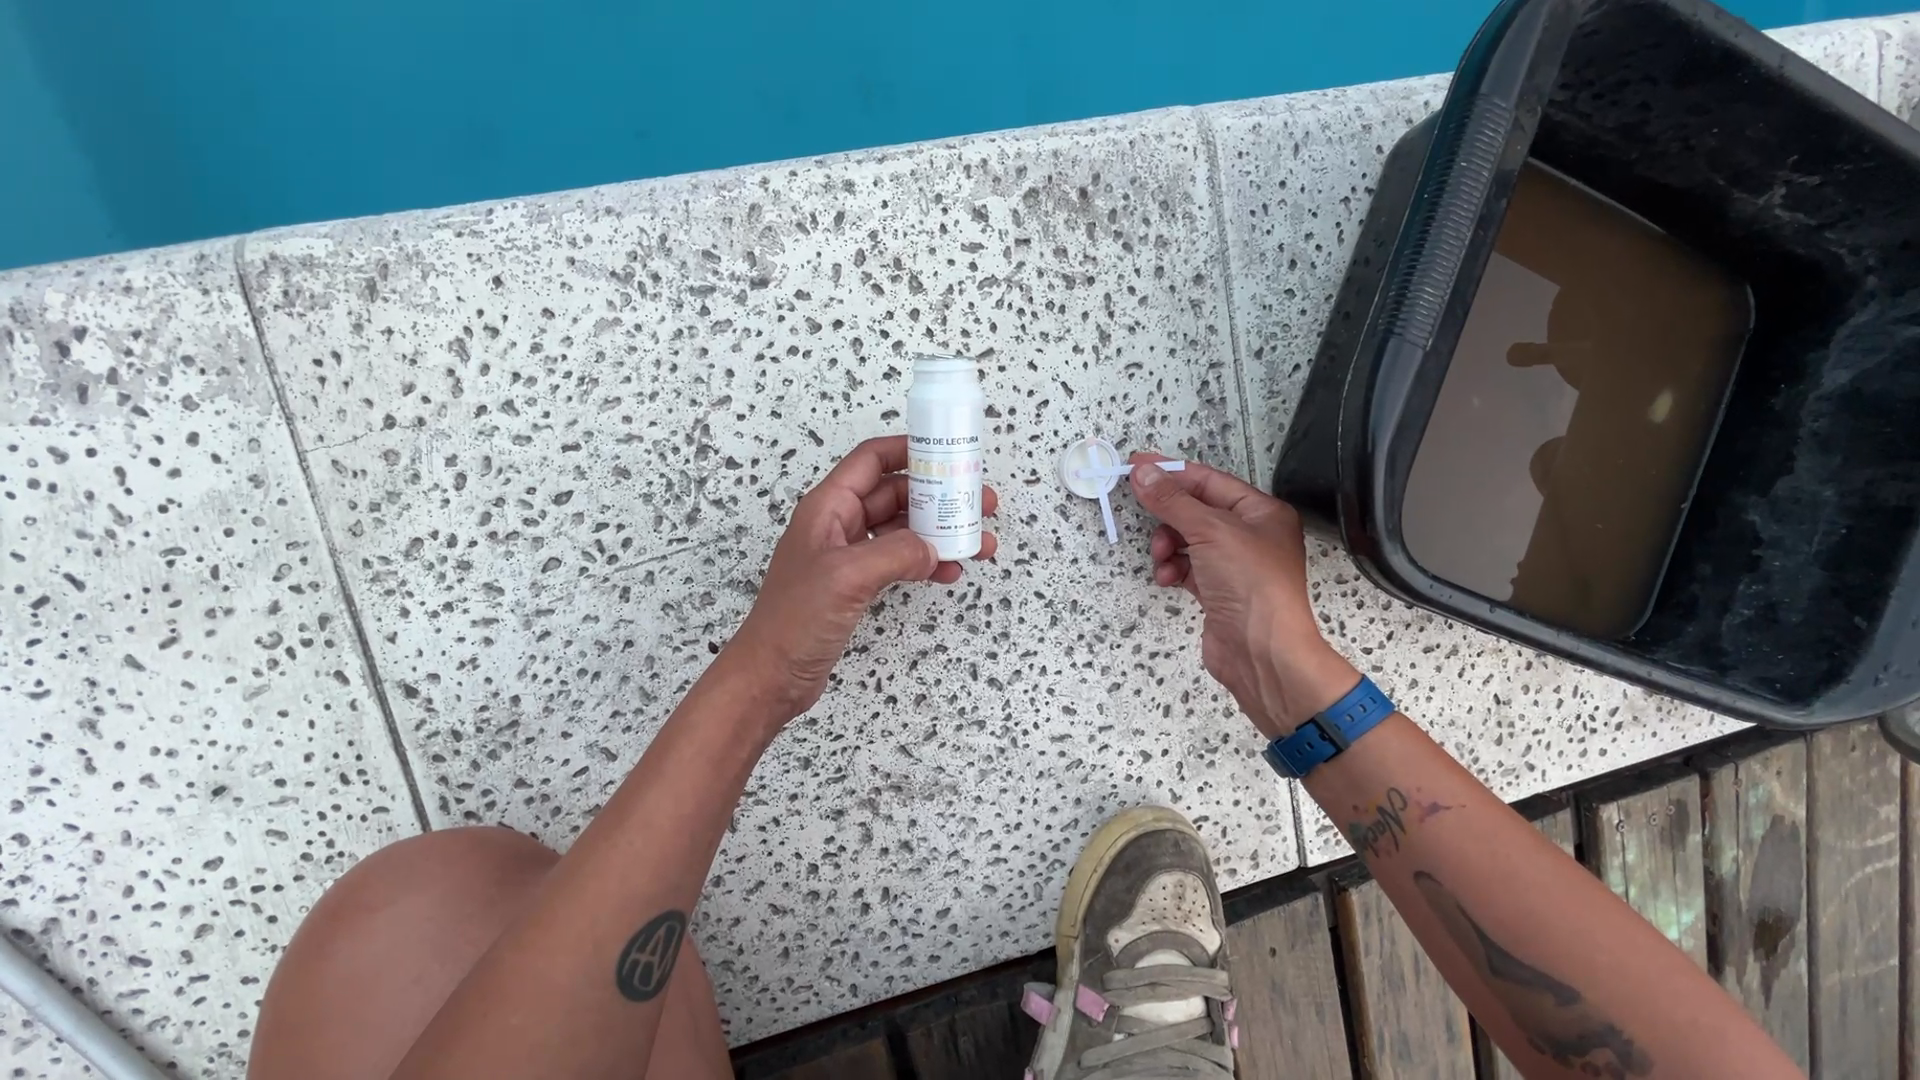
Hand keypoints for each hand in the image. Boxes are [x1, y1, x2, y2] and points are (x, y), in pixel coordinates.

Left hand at [729, 436, 997, 722]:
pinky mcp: (856, 585)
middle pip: (896, 494)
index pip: (872, 461)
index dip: (909, 450)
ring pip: (902, 529)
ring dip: (940, 532)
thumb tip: (932, 548)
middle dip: (939, 496)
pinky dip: (926, 563)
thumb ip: (895, 553)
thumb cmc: (792, 621)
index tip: (948, 453)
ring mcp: (848, 556)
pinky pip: (899, 561)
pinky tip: (950, 572)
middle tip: (978, 504)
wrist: (771, 675)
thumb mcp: (847, 577)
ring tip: (978, 543)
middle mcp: (839, 525)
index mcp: (828, 508)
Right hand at [1128, 455, 1357, 738]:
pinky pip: (1187, 568)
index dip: (1172, 472)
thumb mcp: (1209, 531)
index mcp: (1261, 512)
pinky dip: (1173, 570)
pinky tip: (1167, 579)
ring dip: (1167, 546)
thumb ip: (1172, 500)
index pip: (1210, 481)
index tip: (1137, 465)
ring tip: (1162, 559)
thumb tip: (1143, 472)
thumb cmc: (1250, 584)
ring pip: (1188, 541)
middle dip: (1168, 516)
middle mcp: (1251, 535)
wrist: (1262, 652)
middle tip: (1143, 515)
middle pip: (1196, 511)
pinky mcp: (1218, 591)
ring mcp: (1234, 565)